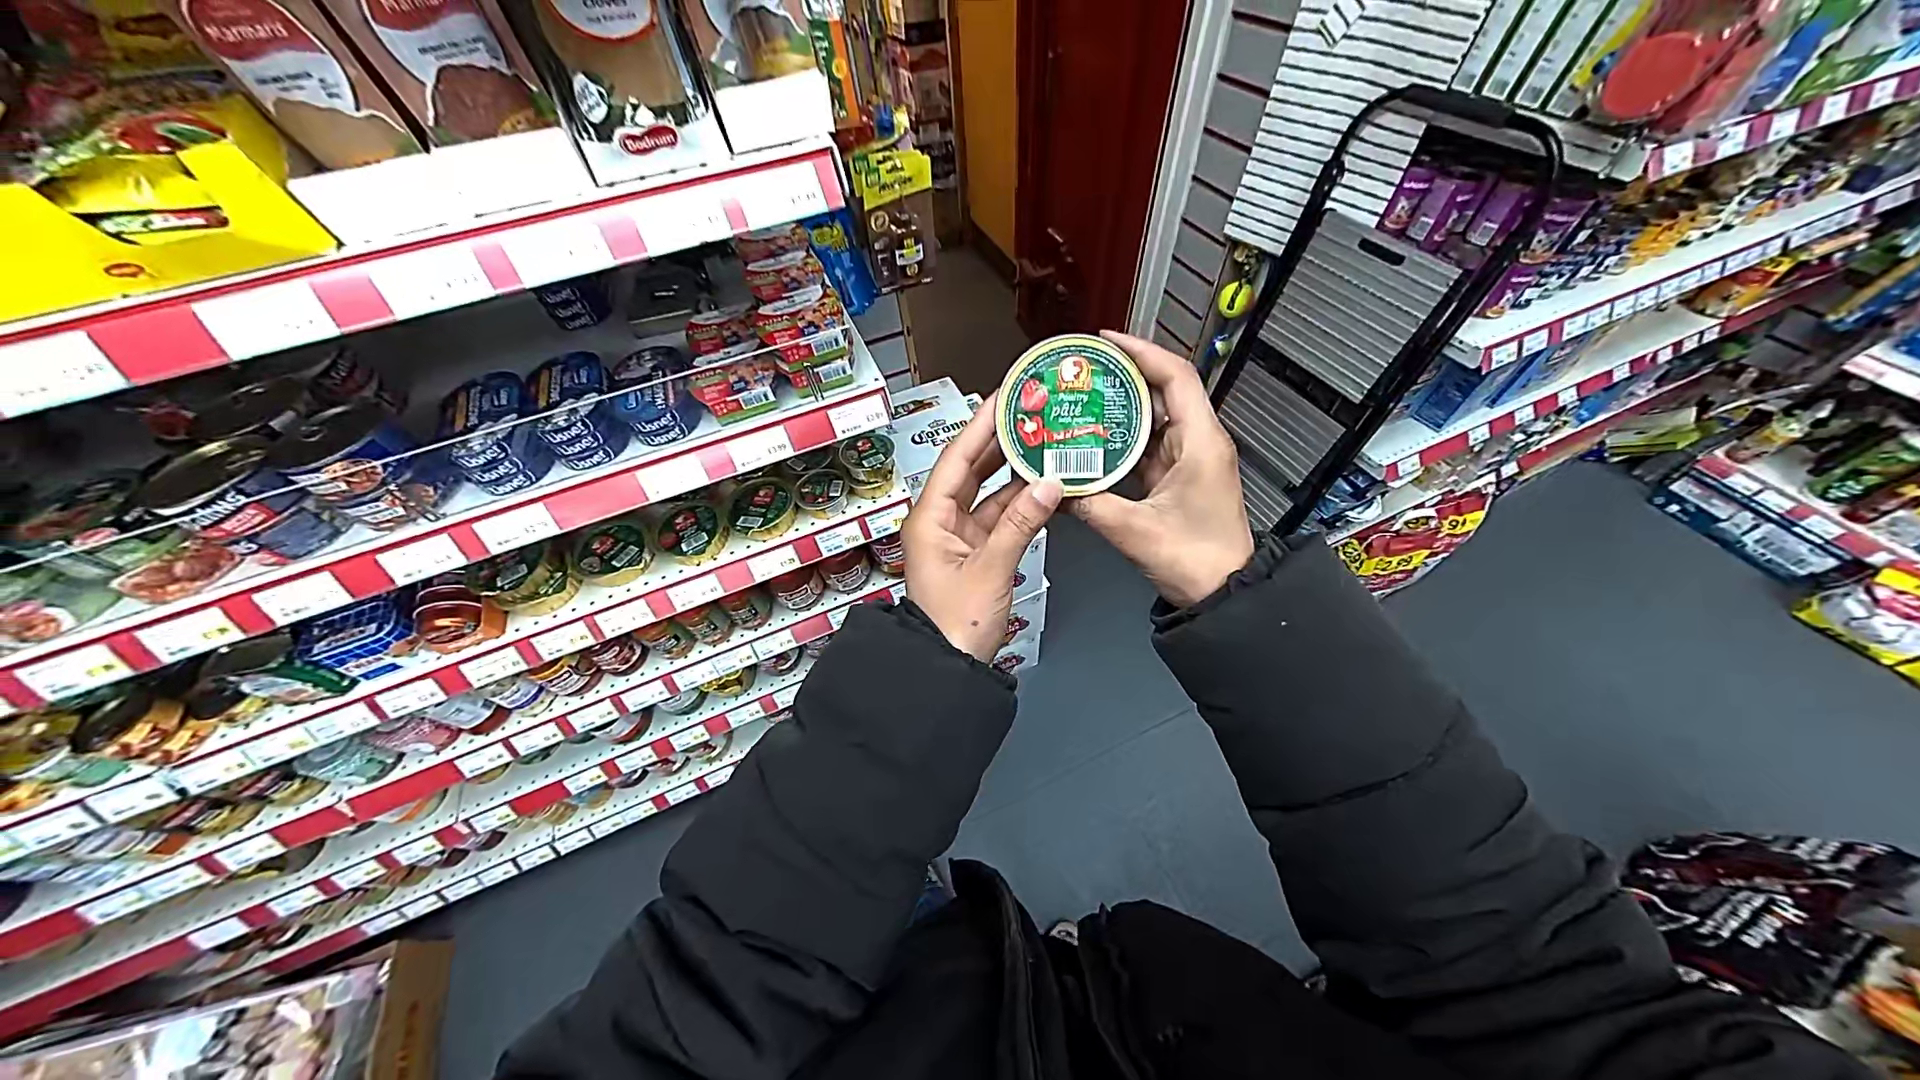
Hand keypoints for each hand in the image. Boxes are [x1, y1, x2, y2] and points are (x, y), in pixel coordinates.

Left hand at [902, 399, 1060, 661]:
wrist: (949, 668)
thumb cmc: (953, 626)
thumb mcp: (991, 569)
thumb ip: (1022, 524)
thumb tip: (1048, 485)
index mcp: (930, 518)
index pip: (957, 457)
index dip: (982, 424)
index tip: (1004, 396)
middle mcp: (941, 521)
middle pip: (973, 469)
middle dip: (1000, 441)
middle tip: (1029, 412)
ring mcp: (960, 537)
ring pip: (991, 493)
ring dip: (1016, 473)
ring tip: (1044, 442)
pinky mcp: (977, 552)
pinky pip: (1001, 518)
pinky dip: (1023, 505)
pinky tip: (1044, 488)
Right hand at [1068, 331, 1254, 607]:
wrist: (1225, 591)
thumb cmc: (1202, 562)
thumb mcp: (1135, 531)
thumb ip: (1091, 504)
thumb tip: (1058, 488)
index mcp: (1202, 443)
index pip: (1175, 376)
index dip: (1141, 351)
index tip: (1107, 341)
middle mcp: (1200, 443)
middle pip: (1161, 390)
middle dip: (1122, 376)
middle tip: (1086, 371)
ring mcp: (1190, 459)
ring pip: (1152, 418)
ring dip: (1120, 408)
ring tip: (1084, 400)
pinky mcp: (1179, 476)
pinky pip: (1147, 445)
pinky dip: (1122, 439)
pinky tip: (1095, 441)